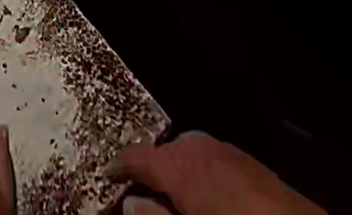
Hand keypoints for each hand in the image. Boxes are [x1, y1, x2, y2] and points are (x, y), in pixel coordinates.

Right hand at [116, 133, 322, 214]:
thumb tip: (130, 204)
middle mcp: (197, 148)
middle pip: (161, 152)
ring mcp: (223, 150)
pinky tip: (205, 198)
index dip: (117, 167)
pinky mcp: (245, 160)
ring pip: (185, 152)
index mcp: (179, 166)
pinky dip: (197, 171)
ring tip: (172, 198)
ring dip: (174, 170)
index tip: (106, 176)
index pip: (136, 157)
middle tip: (140, 195)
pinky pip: (208, 157)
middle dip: (149, 171)